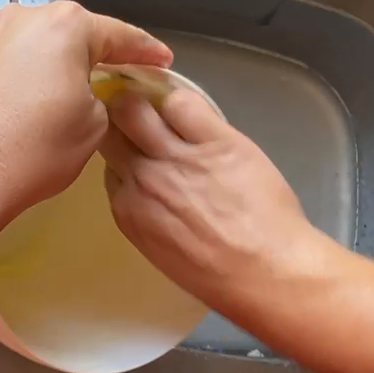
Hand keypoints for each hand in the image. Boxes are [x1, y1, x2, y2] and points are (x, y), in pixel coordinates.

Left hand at [0, 2, 171, 220]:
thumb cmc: (36, 152)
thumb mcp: (94, 126)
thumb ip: (104, 95)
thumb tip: (90, 89)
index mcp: (66, 26)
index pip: (119, 35)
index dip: (145, 51)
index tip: (162, 62)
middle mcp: (24, 17)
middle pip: (72, 32)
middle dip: (95, 53)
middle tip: (115, 78)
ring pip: (36, 43)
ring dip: (55, 63)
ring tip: (67, 91)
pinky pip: (7, 58)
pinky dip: (24, 74)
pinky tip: (28, 99)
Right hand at [100, 89, 330, 316]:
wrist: (264, 271)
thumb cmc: (215, 274)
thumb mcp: (159, 249)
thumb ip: (144, 214)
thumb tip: (144, 190)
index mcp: (128, 208)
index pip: (108, 165)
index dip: (119, 152)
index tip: (128, 146)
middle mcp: (144, 177)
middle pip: (112, 130)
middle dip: (117, 118)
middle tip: (131, 112)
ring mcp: (178, 156)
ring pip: (137, 109)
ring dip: (139, 100)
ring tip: (153, 98)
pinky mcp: (215, 140)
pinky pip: (183, 103)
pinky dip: (177, 98)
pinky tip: (184, 104)